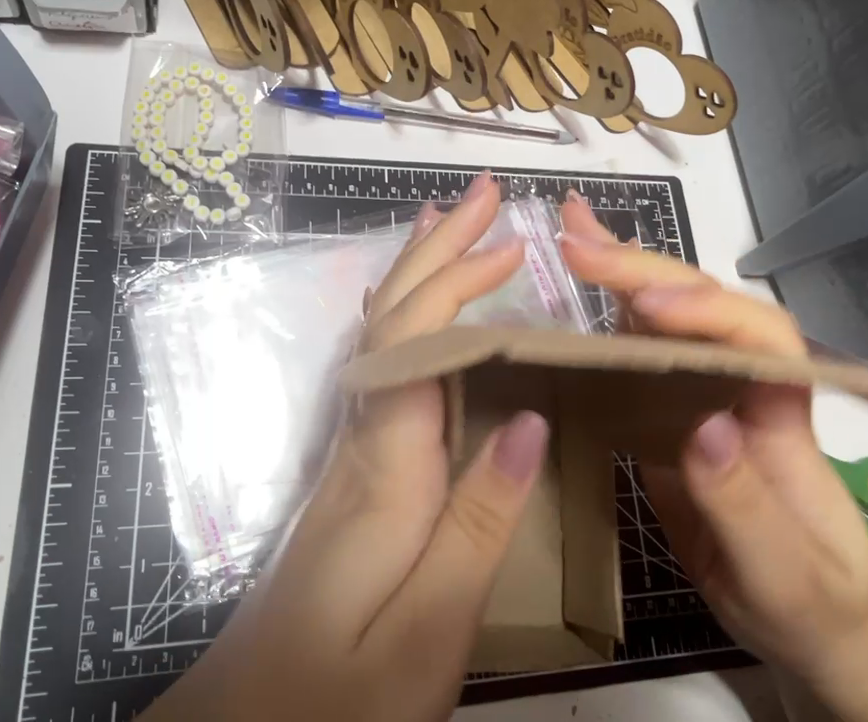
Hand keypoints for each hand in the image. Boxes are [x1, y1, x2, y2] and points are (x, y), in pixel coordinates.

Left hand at [145, 172, 546, 721]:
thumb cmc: (339, 694)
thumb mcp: (428, 629)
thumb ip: (477, 523)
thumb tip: (528, 416)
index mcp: (387, 467)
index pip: (418, 341)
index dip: (460, 279)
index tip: (513, 238)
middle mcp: (363, 441)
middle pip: (394, 320)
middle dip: (439, 250)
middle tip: (485, 196)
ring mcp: (351, 456)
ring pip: (383, 338)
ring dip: (420, 275)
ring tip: (450, 228)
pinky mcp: (352, 478)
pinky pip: (382, 371)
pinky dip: (405, 323)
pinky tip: (413, 319)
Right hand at [561, 196, 867, 721]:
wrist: (805, 624)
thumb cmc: (811, 601)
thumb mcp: (785, 576)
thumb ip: (747, 505)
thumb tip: (703, 425)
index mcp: (786, 415)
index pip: (760, 336)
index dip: (706, 308)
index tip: (648, 301)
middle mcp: (744, 385)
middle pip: (705, 304)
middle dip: (644, 267)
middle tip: (575, 236)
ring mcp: (705, 394)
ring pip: (669, 315)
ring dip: (622, 269)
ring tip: (571, 230)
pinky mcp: (671, 412)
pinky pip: (640, 350)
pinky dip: (606, 313)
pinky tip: (576, 289)